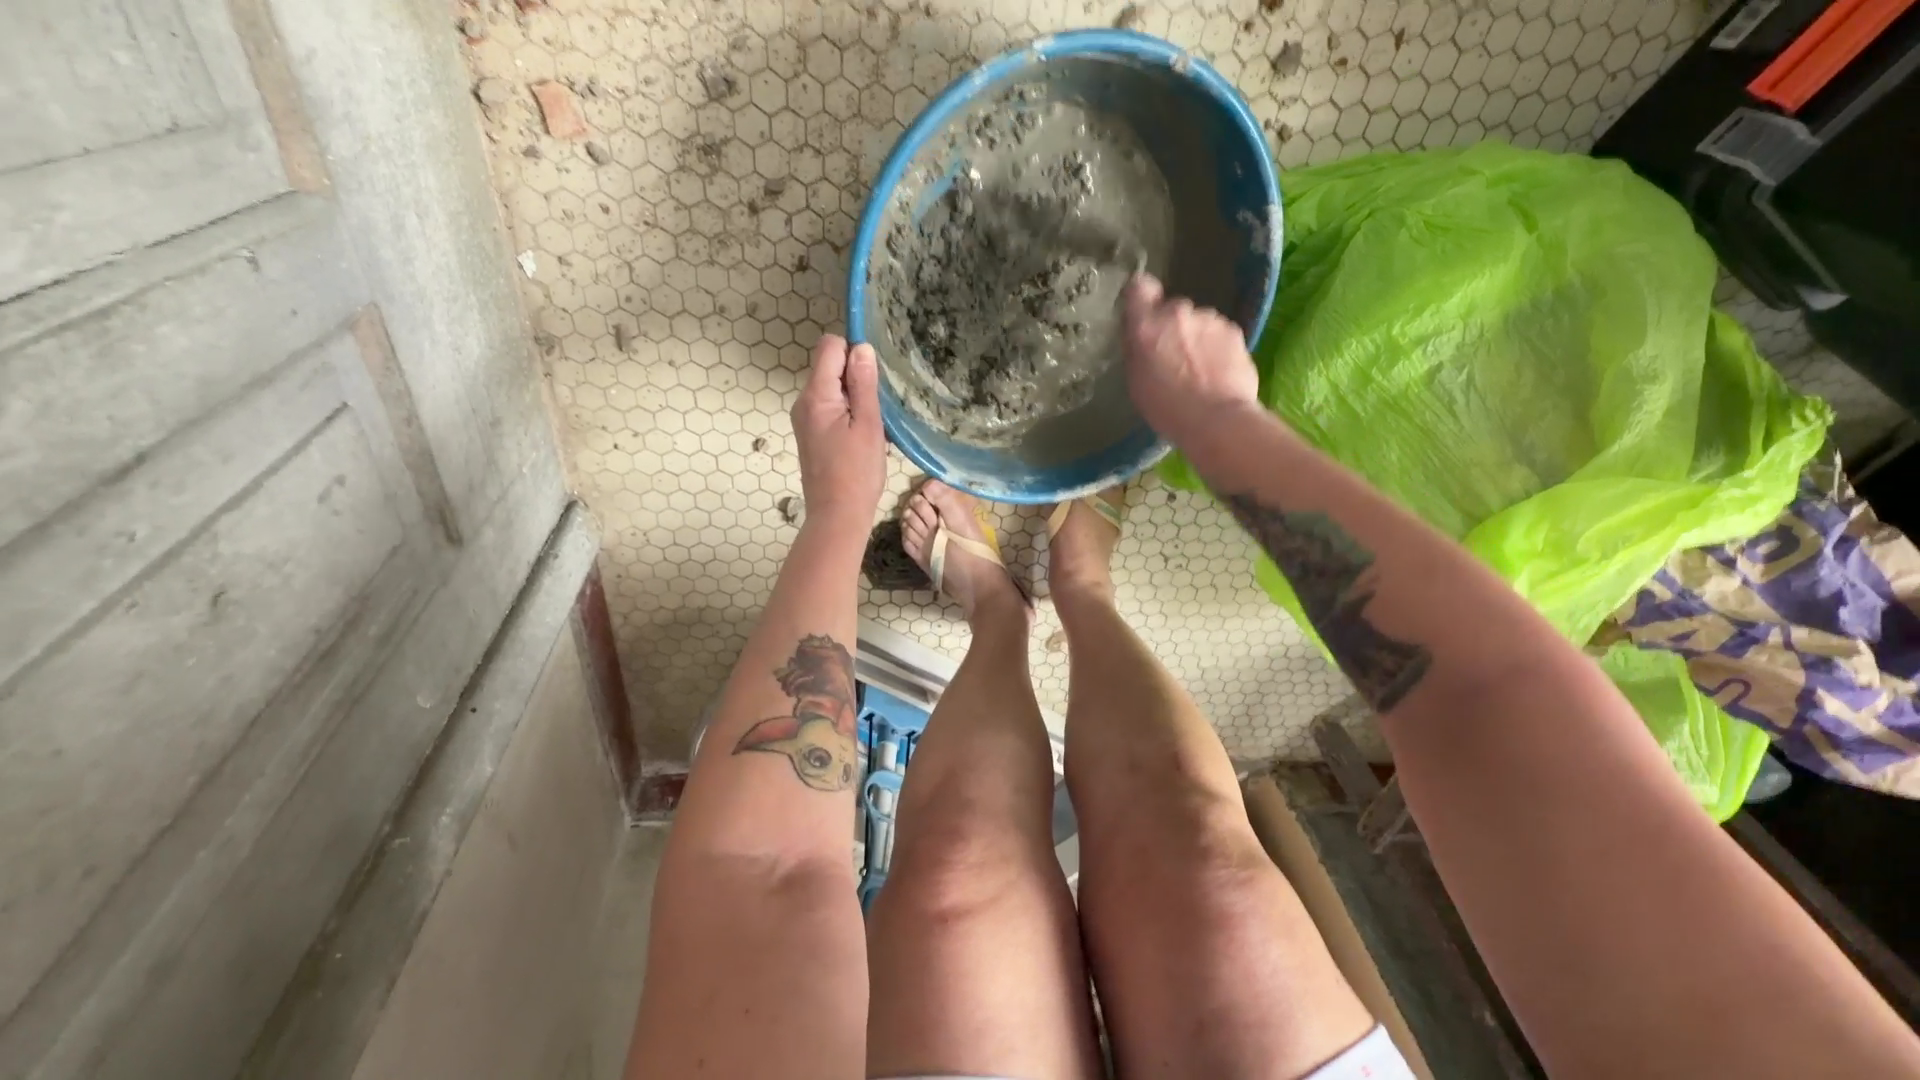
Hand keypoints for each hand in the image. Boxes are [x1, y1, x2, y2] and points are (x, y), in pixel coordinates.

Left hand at [791, 334, 885, 530]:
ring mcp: (805, 418)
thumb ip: (864, 384)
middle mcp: (804, 402)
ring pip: (832, 387)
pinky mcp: (811, 433)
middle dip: (856, 376)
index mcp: (816, 395)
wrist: (837, 516)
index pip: (830, 346)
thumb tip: (861, 347)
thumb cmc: (857, 473)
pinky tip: (863, 435)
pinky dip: (848, 412)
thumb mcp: (868, 425)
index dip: (853, 350)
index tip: (875, 373)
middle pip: (830, 365)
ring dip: (855, 396)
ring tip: (873, 423)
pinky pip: (830, 407)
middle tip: (878, 405)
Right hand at [1121, 273, 1263, 443]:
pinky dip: (1217, 347)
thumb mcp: (1136, 381)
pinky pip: (1220, 333)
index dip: (1142, 298)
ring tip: (1201, 369)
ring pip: (1198, 321)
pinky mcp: (1234, 330)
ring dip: (1197, 337)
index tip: (1144, 313)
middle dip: (1173, 326)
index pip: (1140, 287)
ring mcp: (1209, 318)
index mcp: (1146, 326)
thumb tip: (1142, 337)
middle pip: (1172, 309)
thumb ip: (1137, 349)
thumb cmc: (1167, 408)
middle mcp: (1177, 312)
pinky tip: (1219, 371)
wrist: (1217, 419)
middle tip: (1175, 356)